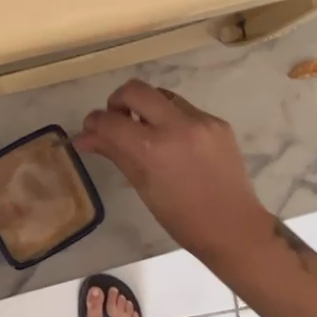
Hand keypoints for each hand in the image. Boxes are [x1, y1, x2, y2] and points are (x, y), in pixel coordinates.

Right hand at [75, 80, 270, 260]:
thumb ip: (114, 153)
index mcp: (153, 149)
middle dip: (118, 100)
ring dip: (146, 106)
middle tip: (116, 120)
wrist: (234, 227)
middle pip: (136, 90)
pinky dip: (172, 118)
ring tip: (146, 131)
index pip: (110, 120)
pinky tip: (176, 142)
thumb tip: (82, 138)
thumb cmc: (182, 218)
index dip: (94, 122)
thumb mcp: (143, 186)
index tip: (90, 130)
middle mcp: (177, 125)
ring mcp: (201, 121)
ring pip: (162, 94)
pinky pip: (185, 108)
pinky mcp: (218, 122)